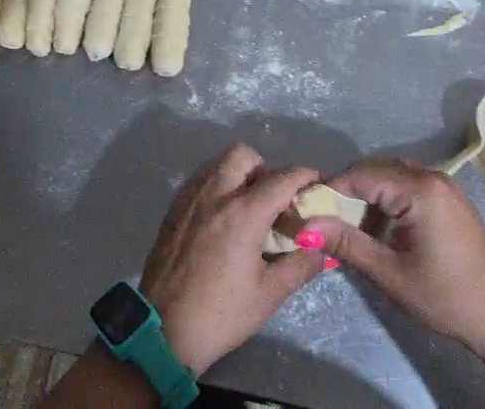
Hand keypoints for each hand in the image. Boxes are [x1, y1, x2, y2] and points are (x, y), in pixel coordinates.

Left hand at [139, 143, 329, 373]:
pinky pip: (199, 180)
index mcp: (242, 213)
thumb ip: (300, 265)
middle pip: (243, 154)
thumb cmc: (221, 314)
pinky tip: (222, 218)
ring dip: (237, 174)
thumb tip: (321, 249)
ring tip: (247, 208)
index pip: (281, 178)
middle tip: (272, 199)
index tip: (317, 184)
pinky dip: (216, 186)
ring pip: (217, 163)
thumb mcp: (269, 294)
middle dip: (264, 168)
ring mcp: (189, 199)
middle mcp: (215, 195)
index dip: (304, 176)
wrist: (164, 330)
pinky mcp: (173, 209)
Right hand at [302, 159, 484, 349]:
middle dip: (347, 192)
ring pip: (392, 178)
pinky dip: (389, 201)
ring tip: (349, 228)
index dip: (330, 189)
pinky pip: (409, 187)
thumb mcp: (391, 273)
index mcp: (419, 189)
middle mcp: (433, 177)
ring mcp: (445, 186)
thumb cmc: (447, 297)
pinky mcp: (451, 200)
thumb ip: (347, 243)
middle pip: (375, 171)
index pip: (360, 174)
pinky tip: (380, 230)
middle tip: (324, 220)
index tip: (306, 209)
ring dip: (368, 197)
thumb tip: (305, 225)